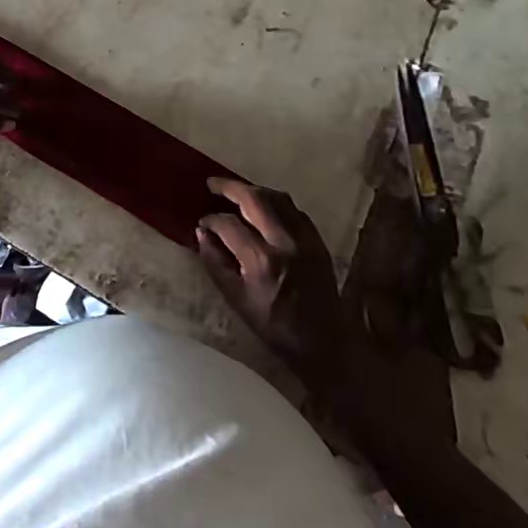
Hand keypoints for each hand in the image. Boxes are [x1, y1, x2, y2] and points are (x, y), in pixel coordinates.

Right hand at [197, 178, 346, 387]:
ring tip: (237, 192)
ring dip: (254, 190)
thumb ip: (215, 262)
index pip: (228, 224)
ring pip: (278, 198)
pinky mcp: (318, 242)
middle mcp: (285, 242)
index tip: (202, 222)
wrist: (325, 343)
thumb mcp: (235, 299)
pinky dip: (276, 204)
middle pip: (256, 198)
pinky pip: (295, 210)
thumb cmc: (274, 325)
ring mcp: (306, 239)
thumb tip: (202, 233)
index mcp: (261, 260)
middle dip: (230, 187)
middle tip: (213, 184)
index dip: (211, 220)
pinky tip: (264, 210)